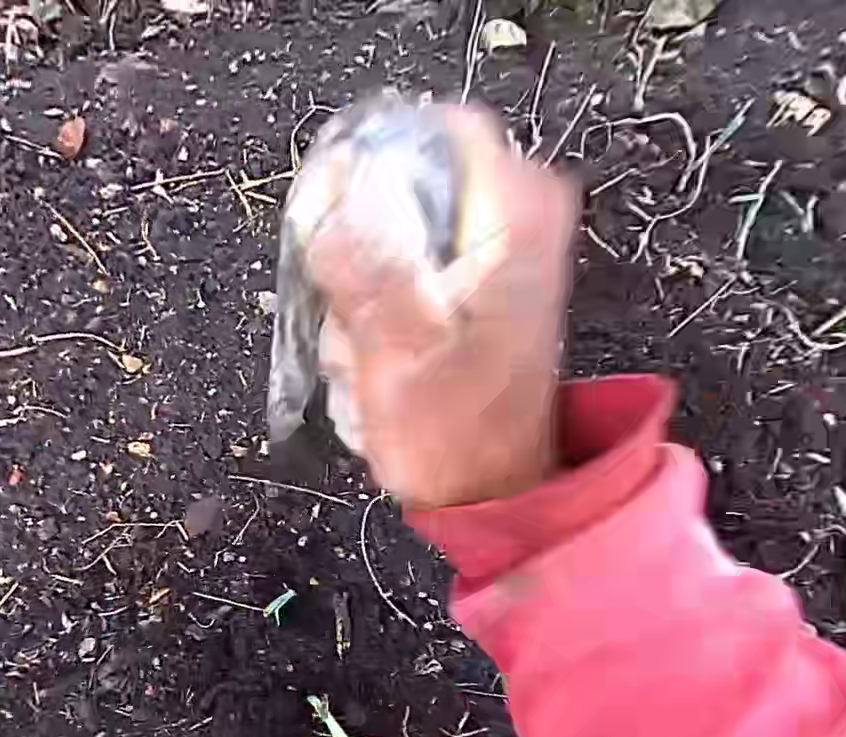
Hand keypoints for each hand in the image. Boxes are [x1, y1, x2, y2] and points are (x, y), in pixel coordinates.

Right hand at [308, 106, 579, 509]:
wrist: (488, 495)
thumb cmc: (453, 437)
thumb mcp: (403, 353)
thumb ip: (369, 264)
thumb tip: (334, 185)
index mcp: (513, 222)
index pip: (435, 132)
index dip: (370, 167)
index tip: (332, 228)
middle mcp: (508, 229)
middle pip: (401, 195)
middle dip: (358, 261)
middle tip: (358, 327)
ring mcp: (484, 267)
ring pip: (388, 246)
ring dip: (361, 306)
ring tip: (371, 365)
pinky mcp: (464, 300)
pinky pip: (396, 283)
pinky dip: (375, 324)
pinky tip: (380, 370)